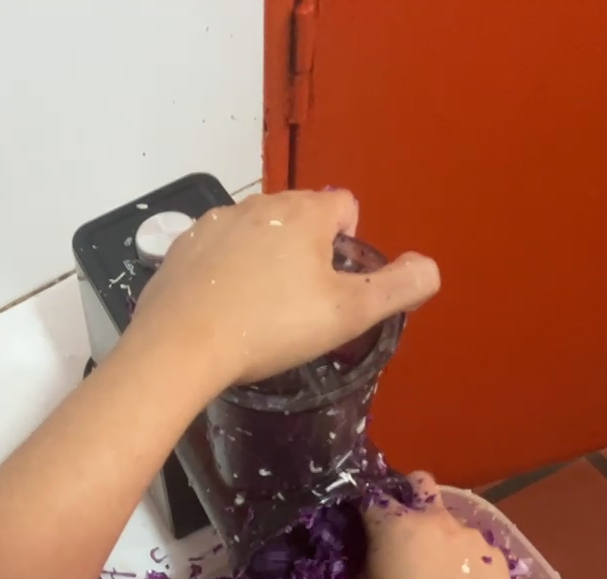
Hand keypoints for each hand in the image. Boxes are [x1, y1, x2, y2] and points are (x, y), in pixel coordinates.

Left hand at [124, 189, 439, 387]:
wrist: (179, 347)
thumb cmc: (269, 328)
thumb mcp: (347, 314)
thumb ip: (397, 288)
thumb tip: (429, 268)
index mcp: (305, 210)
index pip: (344, 207)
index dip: (347, 244)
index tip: (331, 286)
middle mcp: (256, 203)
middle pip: (295, 217)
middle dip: (302, 251)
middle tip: (292, 305)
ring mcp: (211, 224)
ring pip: (251, 234)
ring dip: (259, 260)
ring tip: (252, 310)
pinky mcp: (178, 251)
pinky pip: (211, 255)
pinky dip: (219, 274)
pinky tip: (216, 309)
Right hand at [355, 474, 527, 578]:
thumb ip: (368, 562)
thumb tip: (375, 552)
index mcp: (393, 524)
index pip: (370, 496)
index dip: (364, 504)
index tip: (362, 519)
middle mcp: (431, 517)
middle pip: (419, 482)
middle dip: (409, 492)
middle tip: (404, 524)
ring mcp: (468, 532)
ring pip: (448, 518)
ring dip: (439, 533)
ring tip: (439, 569)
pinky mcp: (494, 552)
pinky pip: (471, 545)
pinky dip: (463, 556)